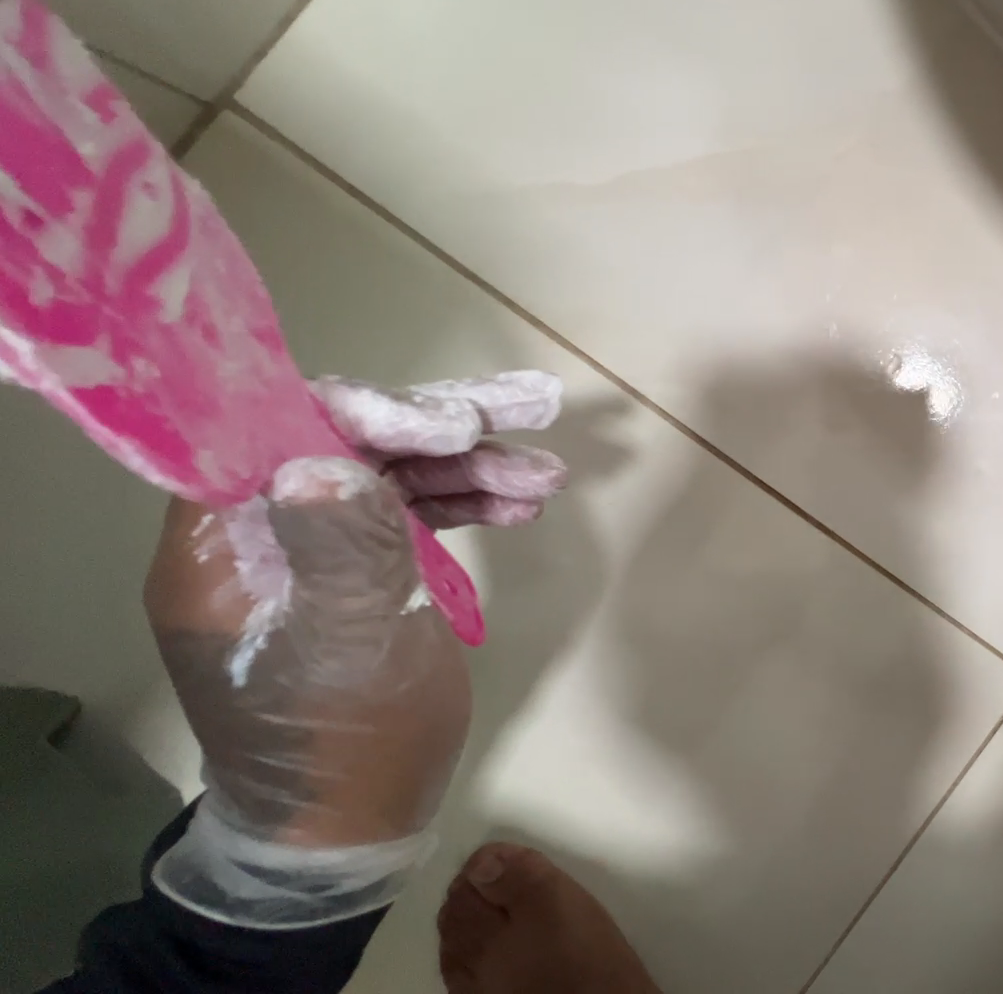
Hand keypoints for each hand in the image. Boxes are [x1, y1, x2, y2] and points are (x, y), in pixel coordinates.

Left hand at [139, 370, 566, 925]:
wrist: (354, 821)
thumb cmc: (345, 740)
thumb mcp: (348, 646)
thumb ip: (342, 549)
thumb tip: (330, 457)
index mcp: (226, 544)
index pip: (279, 437)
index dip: (369, 416)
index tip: (457, 425)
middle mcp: (266, 531)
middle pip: (356, 447)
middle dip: (446, 428)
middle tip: (534, 407)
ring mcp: (320, 549)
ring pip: (398, 476)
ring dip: (476, 466)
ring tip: (551, 472)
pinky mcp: (365, 569)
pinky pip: (417, 512)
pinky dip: (473, 502)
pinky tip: (526, 503)